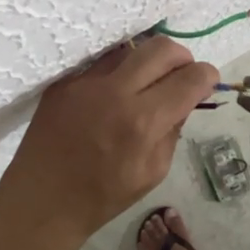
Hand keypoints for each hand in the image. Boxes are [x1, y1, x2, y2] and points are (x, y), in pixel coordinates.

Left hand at [0, 37, 219, 243]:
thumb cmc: (103, 196)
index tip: (207, 81)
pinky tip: (113, 95)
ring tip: (146, 84)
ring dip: (148, 62)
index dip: (206, 76)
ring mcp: (84, 83)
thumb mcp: (153, 172)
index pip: (189, 79)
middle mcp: (115, 93)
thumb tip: (185, 99)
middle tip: (181, 76)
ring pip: (129, 49)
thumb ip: (173, 130)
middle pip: (162, 48)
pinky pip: (99, 64)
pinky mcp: (63, 83)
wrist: (42, 201)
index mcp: (142, 122)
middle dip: (182, 58)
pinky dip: (116, 73)